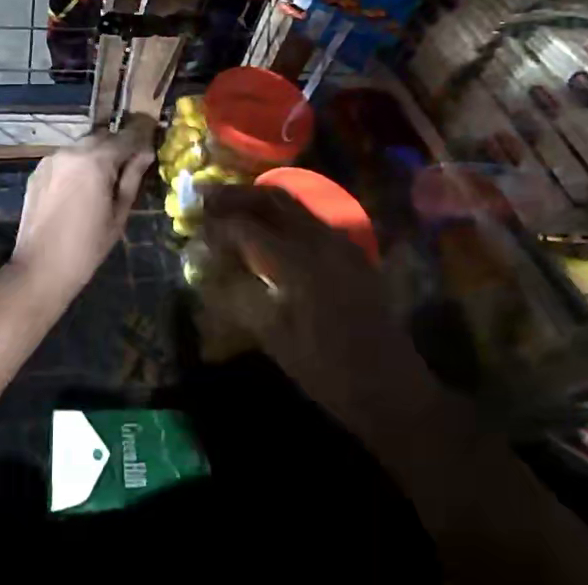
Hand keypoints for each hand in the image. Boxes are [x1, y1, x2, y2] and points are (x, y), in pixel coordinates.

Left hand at [10, 117, 156, 291]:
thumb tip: (145, 153)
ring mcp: (51, 159)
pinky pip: (64, 159)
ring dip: (95, 156)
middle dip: (117, 148)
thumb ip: (132, 178)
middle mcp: (71, 152)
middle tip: (127, 169)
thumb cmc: (88, 245)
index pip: (125, 138)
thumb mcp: (119, 213)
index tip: (148, 150)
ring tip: (102, 181)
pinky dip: (76, 165)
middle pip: (102, 138)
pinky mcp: (38, 171)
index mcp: (95, 161)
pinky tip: (78, 188)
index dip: (140, 141)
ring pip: (81, 147)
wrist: (41, 266)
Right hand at [201, 185, 428, 427]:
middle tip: (207, 199)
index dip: (216, 226)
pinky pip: (310, 218)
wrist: (392, 391)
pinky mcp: (351, 254)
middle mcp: (319, 241)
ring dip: (258, 200)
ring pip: (293, 203)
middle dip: (235, 196)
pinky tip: (268, 230)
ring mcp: (340, 244)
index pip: (245, 227)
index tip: (195, 229)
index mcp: (297, 262)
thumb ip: (237, 295)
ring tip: (231, 208)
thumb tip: (207, 268)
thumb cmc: (327, 371)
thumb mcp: (273, 337)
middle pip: (271, 199)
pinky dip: (282, 214)